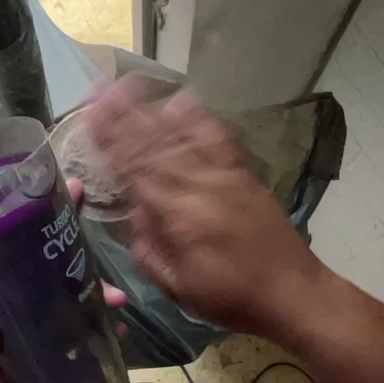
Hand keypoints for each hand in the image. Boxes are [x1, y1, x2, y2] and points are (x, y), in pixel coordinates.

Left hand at [0, 176, 127, 382]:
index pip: (18, 246)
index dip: (42, 217)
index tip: (69, 188)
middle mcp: (22, 299)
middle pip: (54, 264)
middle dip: (82, 253)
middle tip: (106, 245)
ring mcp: (42, 321)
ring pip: (74, 294)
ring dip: (98, 291)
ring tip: (120, 302)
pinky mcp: (58, 345)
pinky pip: (84, 326)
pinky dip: (103, 324)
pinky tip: (121, 328)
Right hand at [84, 74, 331, 337]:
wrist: (293, 293)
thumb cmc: (230, 298)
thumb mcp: (178, 287)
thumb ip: (149, 250)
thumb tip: (134, 215)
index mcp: (179, 217)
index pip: (135, 171)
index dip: (111, 143)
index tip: (90, 117)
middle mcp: (200, 187)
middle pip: (154, 145)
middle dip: (125, 116)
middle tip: (101, 89)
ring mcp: (225, 176)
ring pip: (182, 136)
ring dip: (153, 109)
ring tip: (130, 84)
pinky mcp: (244, 175)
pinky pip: (217, 139)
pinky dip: (198, 118)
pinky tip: (182, 100)